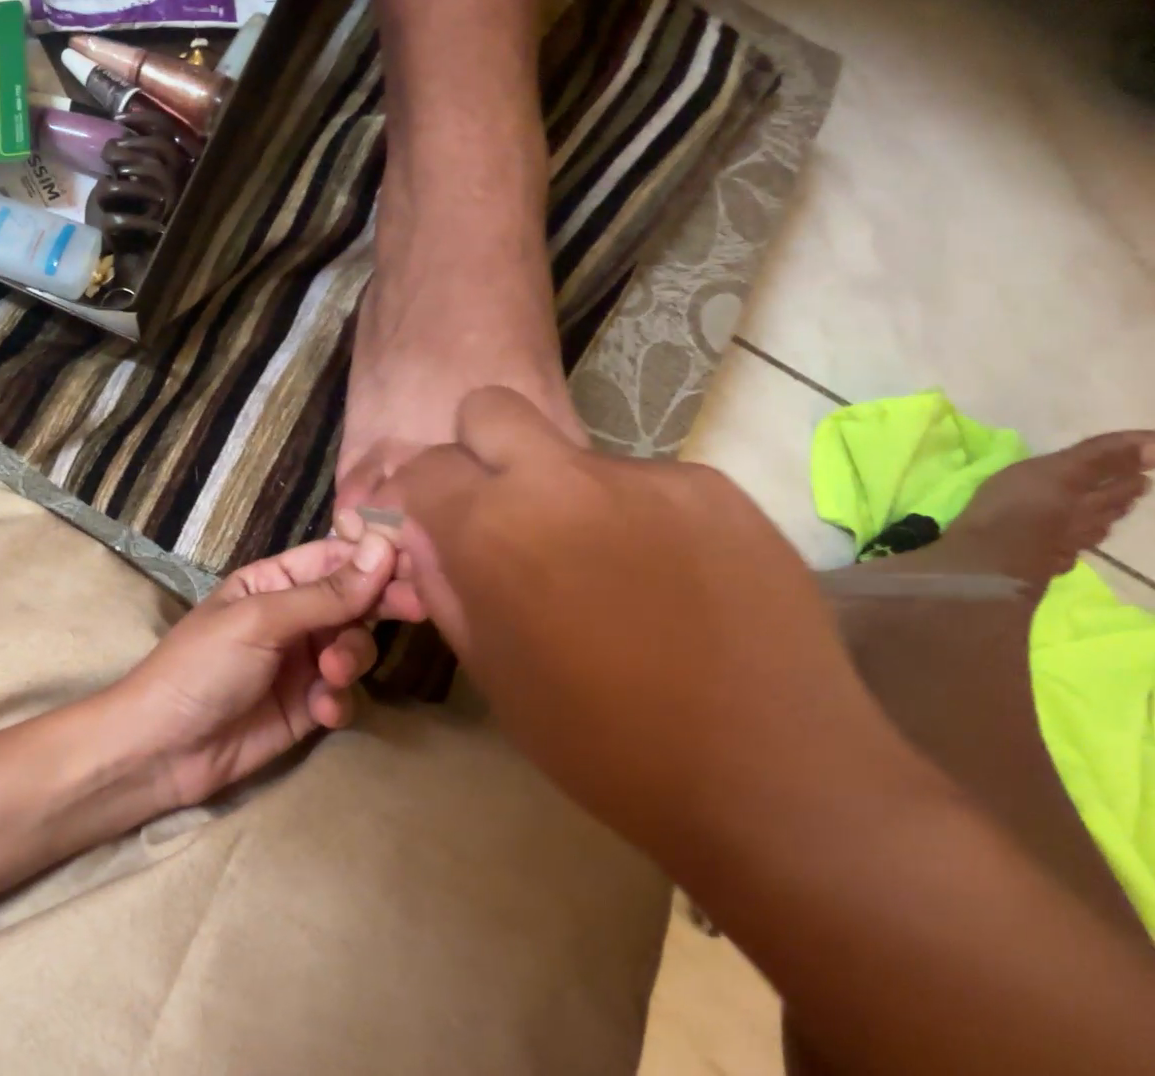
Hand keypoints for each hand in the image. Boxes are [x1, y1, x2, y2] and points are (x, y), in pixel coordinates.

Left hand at [115, 534, 400, 808]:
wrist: (165, 750)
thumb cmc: (200, 668)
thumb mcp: (259, 621)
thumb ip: (325, 593)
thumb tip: (382, 548)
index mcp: (272, 582)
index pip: (334, 557)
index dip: (374, 557)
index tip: (417, 561)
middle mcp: (293, 617)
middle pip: (355, 601)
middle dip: (379, 606)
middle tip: (415, 610)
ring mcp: (302, 663)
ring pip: (356, 647)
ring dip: (352, 658)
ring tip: (330, 674)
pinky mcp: (308, 707)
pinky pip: (344, 694)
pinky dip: (339, 701)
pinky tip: (320, 712)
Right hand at [371, 387, 872, 837]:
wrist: (765, 773)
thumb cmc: (599, 742)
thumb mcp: (492, 672)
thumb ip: (446, 587)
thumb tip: (428, 535)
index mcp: (492, 530)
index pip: (425, 465)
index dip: (417, 494)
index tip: (431, 527)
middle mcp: (561, 479)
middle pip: (491, 409)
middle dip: (479, 451)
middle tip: (502, 517)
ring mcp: (645, 476)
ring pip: (574, 456)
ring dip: (564, 496)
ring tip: (604, 574)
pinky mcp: (714, 488)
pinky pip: (644, 483)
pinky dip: (633, 518)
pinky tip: (666, 581)